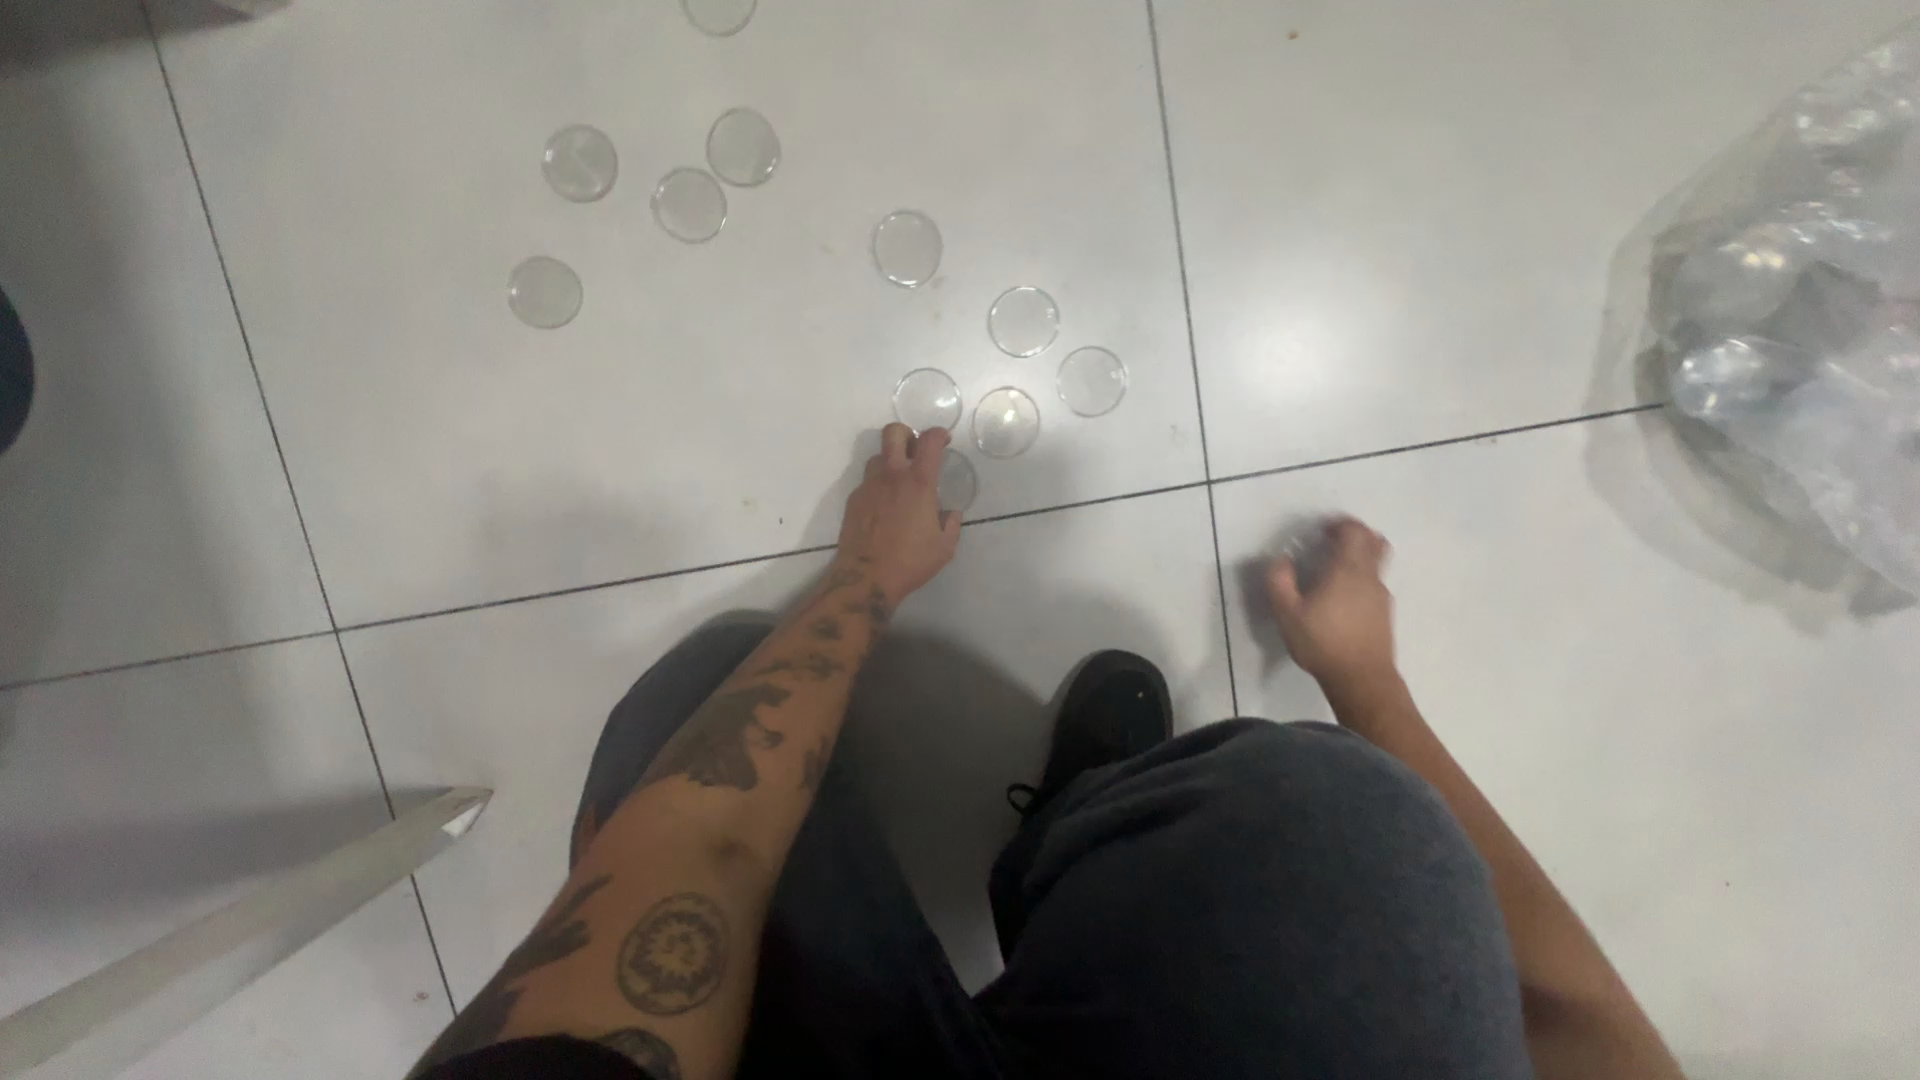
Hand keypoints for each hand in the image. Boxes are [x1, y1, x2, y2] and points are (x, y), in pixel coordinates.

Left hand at [835, 423, 962, 605]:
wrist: (866, 577)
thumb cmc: (910, 562)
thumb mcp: (944, 547)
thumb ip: (951, 524)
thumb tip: (949, 514)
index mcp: (919, 484)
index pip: (930, 441)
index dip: (939, 434)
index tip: (945, 440)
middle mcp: (891, 476)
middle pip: (893, 433)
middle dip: (907, 434)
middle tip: (916, 451)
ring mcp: (868, 486)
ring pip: (878, 457)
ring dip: (891, 461)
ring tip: (900, 482)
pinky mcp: (854, 500)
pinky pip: (867, 482)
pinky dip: (879, 485)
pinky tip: (885, 507)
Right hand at [1265, 517, 1396, 687]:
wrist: (1362, 679)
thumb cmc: (1322, 642)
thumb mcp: (1287, 613)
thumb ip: (1279, 582)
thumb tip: (1281, 560)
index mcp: (1347, 570)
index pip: (1355, 532)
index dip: (1340, 524)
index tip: (1322, 530)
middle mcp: (1370, 577)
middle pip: (1375, 542)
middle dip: (1356, 535)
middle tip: (1332, 543)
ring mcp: (1382, 596)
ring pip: (1376, 565)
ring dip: (1358, 559)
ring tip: (1332, 574)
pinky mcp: (1385, 614)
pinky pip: (1374, 585)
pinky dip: (1360, 581)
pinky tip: (1340, 602)